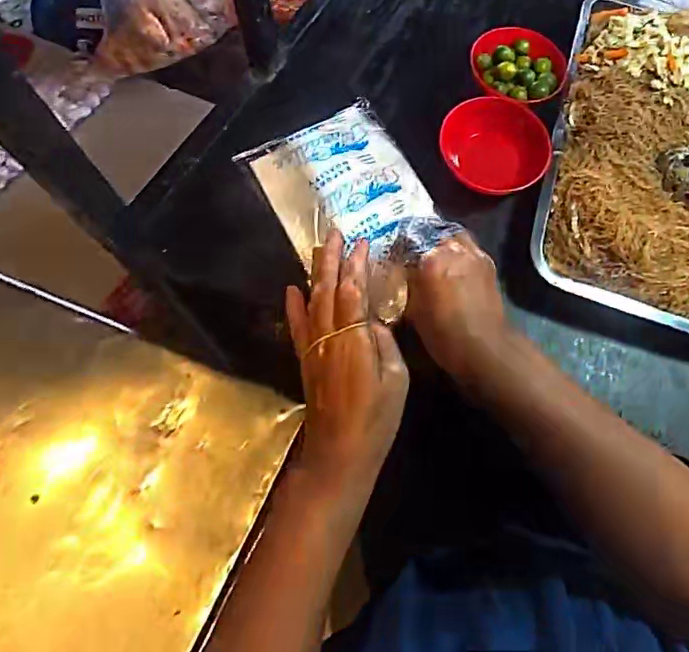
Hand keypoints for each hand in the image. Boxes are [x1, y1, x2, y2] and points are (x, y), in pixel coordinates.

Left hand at [284, 231, 408, 485]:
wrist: (340, 455)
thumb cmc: (377, 418)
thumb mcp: (395, 378)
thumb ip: (384, 342)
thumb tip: (374, 318)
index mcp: (353, 341)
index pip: (353, 293)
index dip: (356, 266)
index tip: (362, 242)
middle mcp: (328, 340)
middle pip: (327, 292)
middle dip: (331, 260)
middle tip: (335, 233)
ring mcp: (314, 351)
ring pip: (312, 303)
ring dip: (316, 274)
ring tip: (320, 249)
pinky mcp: (307, 362)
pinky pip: (298, 328)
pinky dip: (293, 306)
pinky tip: (292, 289)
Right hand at [405, 232, 510, 381]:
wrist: (484, 345)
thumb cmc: (444, 334)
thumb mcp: (414, 312)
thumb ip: (407, 286)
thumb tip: (402, 275)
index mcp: (432, 260)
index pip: (408, 243)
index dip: (399, 250)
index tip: (394, 259)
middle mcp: (454, 249)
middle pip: (432, 236)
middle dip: (422, 244)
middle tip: (414, 258)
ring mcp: (474, 253)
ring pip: (453, 237)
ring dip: (443, 245)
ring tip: (435, 259)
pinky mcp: (488, 262)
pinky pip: (469, 247)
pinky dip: (459, 252)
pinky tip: (454, 267)